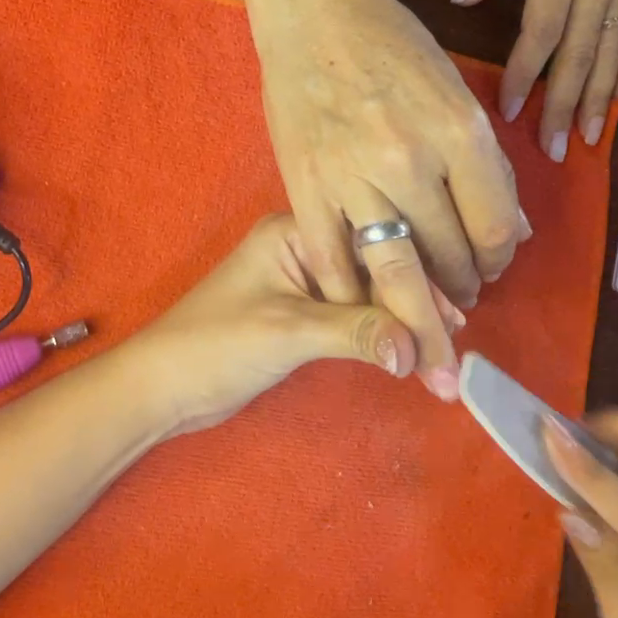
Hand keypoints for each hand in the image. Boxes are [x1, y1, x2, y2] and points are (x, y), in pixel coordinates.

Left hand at [118, 215, 446, 431]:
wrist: (161, 386)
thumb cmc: (214, 346)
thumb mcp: (287, 333)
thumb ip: (355, 331)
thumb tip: (418, 350)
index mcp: (296, 231)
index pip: (373, 250)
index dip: (416, 288)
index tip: (456, 327)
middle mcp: (307, 247)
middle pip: (378, 271)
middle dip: (417, 313)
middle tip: (456, 356)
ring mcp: (307, 282)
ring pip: (372, 297)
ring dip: (406, 328)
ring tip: (447, 362)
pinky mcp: (305, 315)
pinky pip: (358, 318)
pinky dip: (385, 337)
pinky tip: (414, 352)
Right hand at [241, 0, 527, 400]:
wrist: (312, 15)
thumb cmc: (391, 42)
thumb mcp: (454, 89)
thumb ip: (485, 162)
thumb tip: (513, 228)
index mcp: (458, 129)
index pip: (496, 224)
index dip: (501, 255)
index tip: (493, 261)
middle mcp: (410, 159)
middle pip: (452, 254)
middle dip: (466, 285)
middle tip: (464, 293)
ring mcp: (352, 177)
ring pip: (396, 270)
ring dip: (420, 307)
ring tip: (431, 321)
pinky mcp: (305, 186)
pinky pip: (332, 260)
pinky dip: (352, 293)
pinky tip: (365, 304)